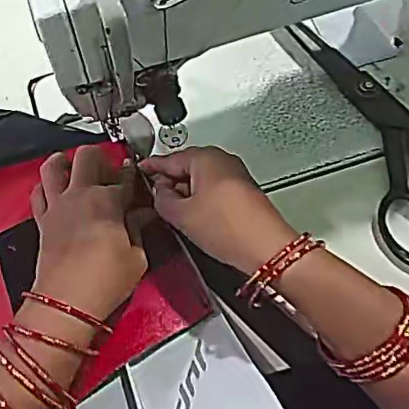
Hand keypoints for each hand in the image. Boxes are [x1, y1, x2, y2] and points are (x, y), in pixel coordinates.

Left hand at [29, 146, 152, 321]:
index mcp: (107, 201)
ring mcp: (58, 206)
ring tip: (74, 163)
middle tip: (109, 169)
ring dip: (65, 160)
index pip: (124, 178)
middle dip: (101, 156)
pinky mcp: (43, 221)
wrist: (66, 302)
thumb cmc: (100, 282)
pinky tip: (52, 187)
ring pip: (53, 166)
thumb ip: (139, 230)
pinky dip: (44, 185)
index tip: (138, 183)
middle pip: (87, 157)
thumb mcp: (137, 257)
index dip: (134, 177)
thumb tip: (142, 218)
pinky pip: (38, 193)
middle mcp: (79, 196)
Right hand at [140, 147, 297, 273]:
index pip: (168, 158)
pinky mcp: (243, 191)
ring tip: (181, 214)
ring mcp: (235, 174)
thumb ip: (160, 199)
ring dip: (187, 193)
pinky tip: (200, 218)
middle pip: (185, 166)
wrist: (268, 250)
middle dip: (170, 182)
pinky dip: (202, 199)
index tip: (141, 170)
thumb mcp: (180, 215)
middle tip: (158, 198)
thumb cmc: (232, 230)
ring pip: (200, 178)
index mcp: (205, 157)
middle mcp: (223, 160)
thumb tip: (159, 193)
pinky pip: (213, 188)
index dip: (150, 167)